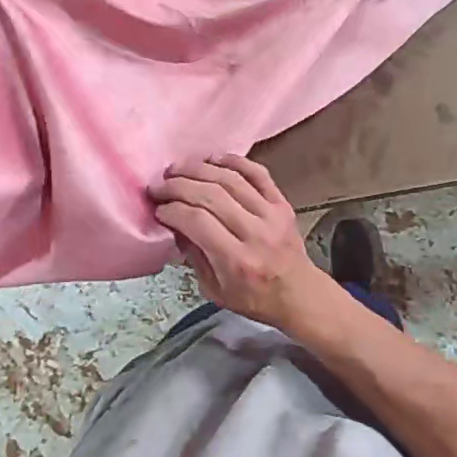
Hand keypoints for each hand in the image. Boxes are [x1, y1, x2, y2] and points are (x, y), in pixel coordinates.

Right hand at [151, 155, 336, 333]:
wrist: (298, 293)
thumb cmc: (253, 297)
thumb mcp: (214, 289)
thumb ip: (193, 255)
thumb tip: (173, 223)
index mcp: (236, 260)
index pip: (198, 222)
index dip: (173, 210)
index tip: (158, 208)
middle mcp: (255, 233)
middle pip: (211, 195)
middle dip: (178, 186)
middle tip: (159, 185)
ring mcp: (271, 215)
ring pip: (231, 180)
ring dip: (199, 169)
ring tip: (177, 169)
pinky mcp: (282, 203)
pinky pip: (257, 173)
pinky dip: (234, 161)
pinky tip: (212, 159)